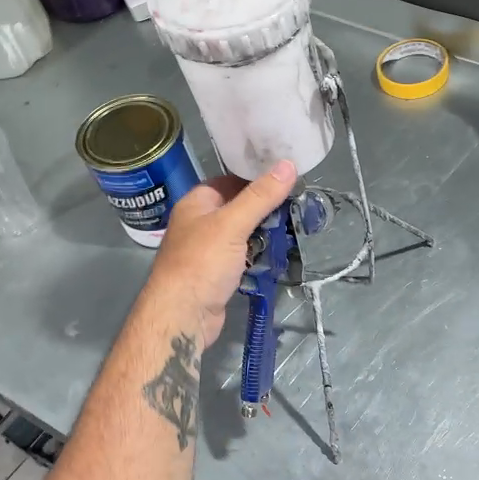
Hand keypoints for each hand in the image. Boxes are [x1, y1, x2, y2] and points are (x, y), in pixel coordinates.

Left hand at [143, 160, 295, 348]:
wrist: (183, 314)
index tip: (286, 179)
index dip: (256, 178)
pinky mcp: (217, 274)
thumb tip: (288, 165)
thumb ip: (260, 197)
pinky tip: (276, 258)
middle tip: (296, 207)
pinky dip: (257, 258)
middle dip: (265, 211)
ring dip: (264, 236)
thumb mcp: (233, 225)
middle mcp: (200, 223)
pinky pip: (242, 259)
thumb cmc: (202, 263)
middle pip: (238, 209)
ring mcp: (208, 250)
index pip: (230, 180)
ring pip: (243, 235)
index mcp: (197, 203)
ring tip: (292, 232)